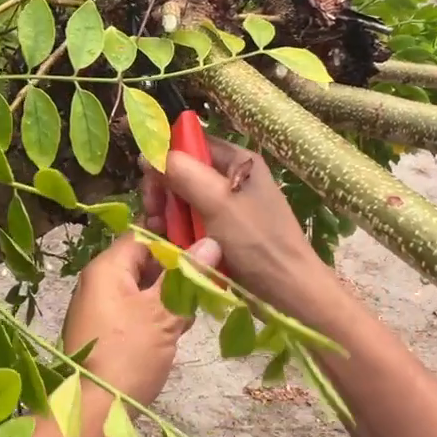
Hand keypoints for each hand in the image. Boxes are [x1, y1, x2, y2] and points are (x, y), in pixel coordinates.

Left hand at [61, 234, 199, 404]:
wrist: (94, 409)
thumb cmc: (129, 353)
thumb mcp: (163, 312)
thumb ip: (186, 276)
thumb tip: (210, 242)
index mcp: (106, 267)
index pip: (142, 236)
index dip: (173, 240)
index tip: (204, 250)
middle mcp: (98, 281)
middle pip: (143, 263)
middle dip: (175, 274)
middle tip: (205, 287)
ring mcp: (100, 307)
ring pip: (142, 289)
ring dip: (168, 298)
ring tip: (192, 313)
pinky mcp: (105, 330)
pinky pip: (134, 311)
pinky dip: (156, 316)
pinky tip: (176, 332)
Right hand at [141, 136, 319, 299]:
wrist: (290, 294)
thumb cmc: (257, 241)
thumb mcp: (216, 201)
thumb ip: (180, 171)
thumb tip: (146, 154)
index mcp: (238, 160)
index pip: (191, 142)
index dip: (166, 155)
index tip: (150, 179)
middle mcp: (232, 178)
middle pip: (183, 171)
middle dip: (164, 189)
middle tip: (154, 211)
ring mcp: (228, 206)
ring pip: (183, 198)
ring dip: (168, 212)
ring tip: (160, 231)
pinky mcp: (224, 230)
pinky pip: (192, 221)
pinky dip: (179, 229)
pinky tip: (172, 242)